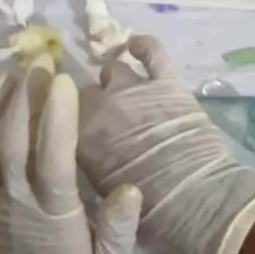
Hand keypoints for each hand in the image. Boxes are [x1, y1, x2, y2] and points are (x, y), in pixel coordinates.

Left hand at [0, 55, 142, 253]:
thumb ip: (120, 232)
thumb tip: (129, 188)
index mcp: (54, 219)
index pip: (51, 162)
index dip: (54, 121)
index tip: (63, 82)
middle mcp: (17, 205)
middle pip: (11, 145)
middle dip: (23, 98)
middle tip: (38, 60)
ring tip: (8, 71)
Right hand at [80, 35, 254, 253]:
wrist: (194, 200)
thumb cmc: (146, 209)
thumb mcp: (99, 187)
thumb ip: (87, 158)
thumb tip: (86, 145)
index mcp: (79, 135)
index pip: (60, 112)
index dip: (66, 117)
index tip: (70, 124)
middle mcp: (101, 105)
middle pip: (84, 91)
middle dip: (90, 102)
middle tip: (103, 117)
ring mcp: (135, 89)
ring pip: (114, 69)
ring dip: (115, 79)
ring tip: (122, 90)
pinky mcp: (167, 82)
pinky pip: (153, 51)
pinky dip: (143, 44)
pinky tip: (135, 44)